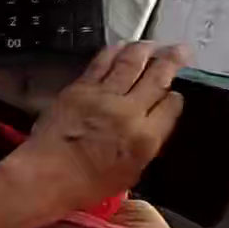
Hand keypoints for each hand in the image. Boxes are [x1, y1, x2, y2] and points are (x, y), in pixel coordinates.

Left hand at [4, 42, 187, 213]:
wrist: (47, 173)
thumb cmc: (86, 184)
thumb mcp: (130, 174)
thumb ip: (145, 147)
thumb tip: (151, 128)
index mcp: (145, 137)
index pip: (171, 107)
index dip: (176, 97)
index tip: (178, 91)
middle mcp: (128, 111)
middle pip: (156, 78)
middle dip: (172, 61)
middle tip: (182, 50)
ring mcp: (103, 96)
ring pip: (130, 63)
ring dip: (145, 50)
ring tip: (153, 43)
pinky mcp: (80, 88)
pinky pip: (101, 63)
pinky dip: (114, 52)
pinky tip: (121, 46)